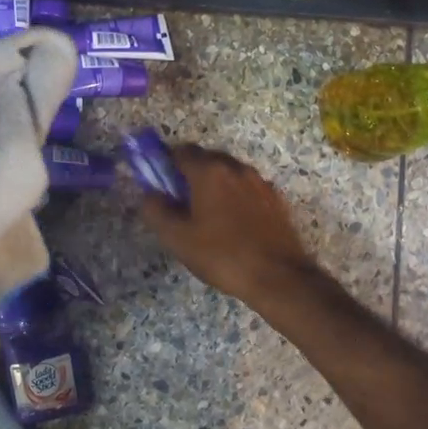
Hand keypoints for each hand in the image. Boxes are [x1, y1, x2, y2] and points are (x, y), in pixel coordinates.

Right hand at [138, 144, 321, 303]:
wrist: (278, 277)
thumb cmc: (222, 255)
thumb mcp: (177, 238)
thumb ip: (155, 210)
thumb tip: (149, 193)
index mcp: (209, 171)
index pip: (181, 151)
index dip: (166, 165)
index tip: (162, 186)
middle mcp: (236, 167)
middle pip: (206, 159)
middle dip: (190, 174)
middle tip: (182, 203)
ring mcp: (259, 182)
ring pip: (228, 173)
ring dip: (214, 185)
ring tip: (208, 216)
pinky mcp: (275, 199)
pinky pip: (246, 188)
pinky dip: (235, 197)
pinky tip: (233, 224)